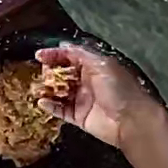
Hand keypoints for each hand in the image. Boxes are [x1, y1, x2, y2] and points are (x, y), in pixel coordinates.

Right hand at [34, 42, 162, 148]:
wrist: (131, 121)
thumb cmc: (120, 90)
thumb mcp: (102, 65)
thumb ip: (82, 55)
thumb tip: (64, 46)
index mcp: (94, 67)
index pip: (71, 57)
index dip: (55, 54)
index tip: (39, 55)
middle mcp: (87, 82)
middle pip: (63, 74)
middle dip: (50, 72)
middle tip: (41, 72)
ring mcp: (82, 100)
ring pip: (59, 92)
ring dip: (47, 89)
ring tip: (36, 87)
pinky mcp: (79, 117)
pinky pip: (60, 110)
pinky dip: (50, 106)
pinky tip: (42, 102)